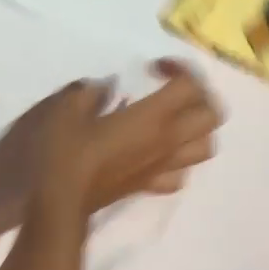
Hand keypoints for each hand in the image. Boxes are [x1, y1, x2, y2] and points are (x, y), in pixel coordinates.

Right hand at [0, 60, 221, 227]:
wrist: (57, 202)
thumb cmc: (62, 155)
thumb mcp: (63, 113)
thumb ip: (87, 94)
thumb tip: (103, 88)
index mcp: (152, 117)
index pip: (189, 85)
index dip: (178, 69)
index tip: (152, 67)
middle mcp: (168, 140)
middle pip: (211, 114)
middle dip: (197, 96)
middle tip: (170, 92)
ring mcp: (162, 166)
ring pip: (205, 145)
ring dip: (196, 130)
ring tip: (172, 123)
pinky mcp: (148, 185)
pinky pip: (180, 174)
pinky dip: (176, 163)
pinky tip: (157, 158)